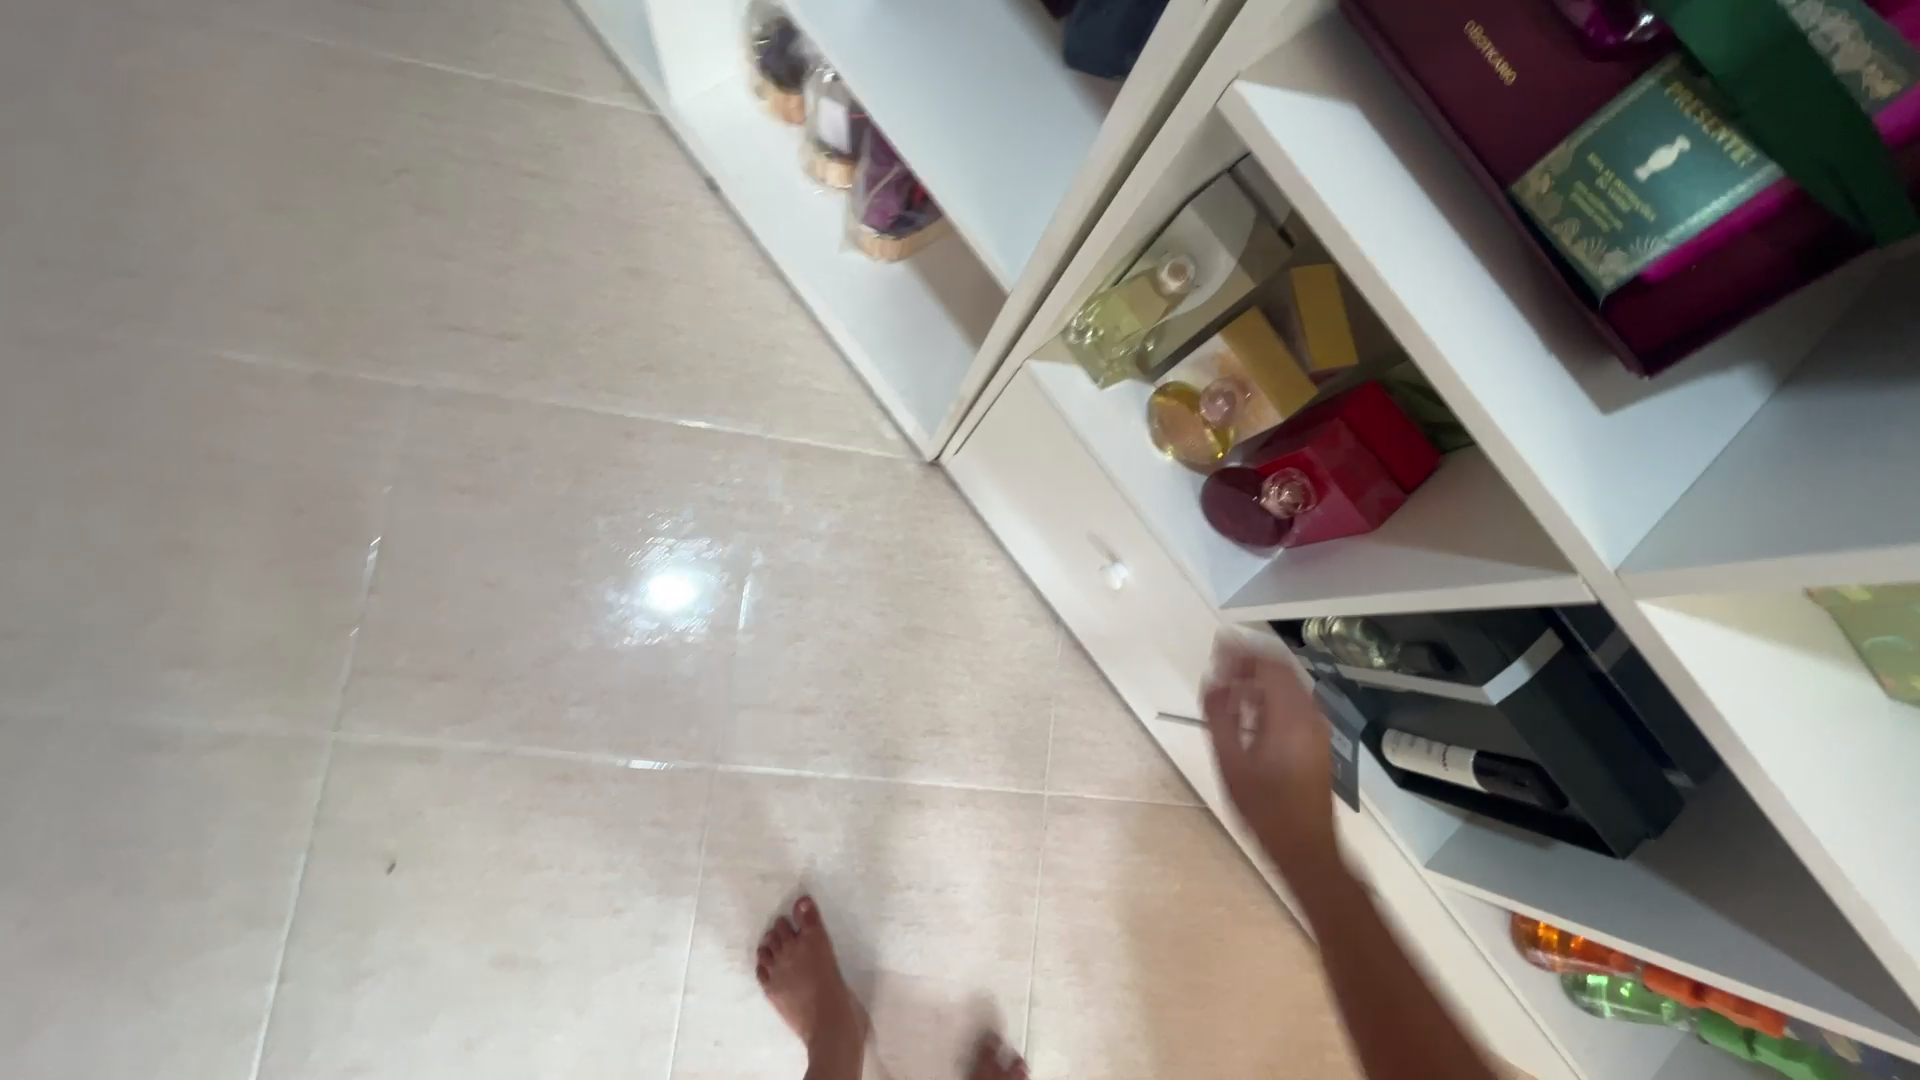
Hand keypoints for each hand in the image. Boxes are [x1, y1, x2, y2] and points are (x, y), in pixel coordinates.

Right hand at [1202, 636, 1342, 886]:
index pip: (1269, 664)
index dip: (1241, 651)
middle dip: (1248, 662)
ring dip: (1258, 679)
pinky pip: (1293, 702)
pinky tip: (1248, 711)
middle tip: (1219, 667)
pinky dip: (1270, 695)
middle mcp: (1310, 715)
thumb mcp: (1231, 763)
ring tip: (1228, 687)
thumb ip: (1219, 717)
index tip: (1217, 650)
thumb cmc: (1264, 809)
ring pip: (1288, 685)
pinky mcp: (1317, 740)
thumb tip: (1212, 683)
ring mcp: (1317, 728)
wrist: (1306, 848)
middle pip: (1281, 670)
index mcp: (1290, 716)